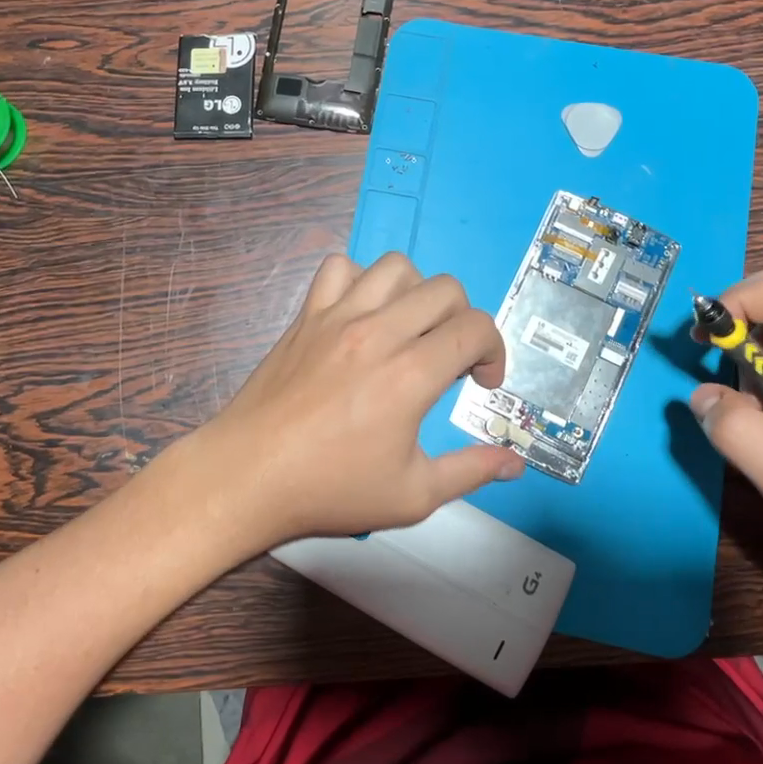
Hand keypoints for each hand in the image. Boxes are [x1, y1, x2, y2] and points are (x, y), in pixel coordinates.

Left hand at [179, 253, 524, 549]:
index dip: (493, 351)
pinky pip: (337, 268)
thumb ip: (469, 472)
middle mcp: (377, 333)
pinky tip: (361, 315)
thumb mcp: (411, 495)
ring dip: (417, 292)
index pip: (474, 329)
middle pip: (445, 289)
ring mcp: (337, 318)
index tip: (480, 382)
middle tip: (450, 359)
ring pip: (394, 268)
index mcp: (410, 375)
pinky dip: (359, 280)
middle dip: (464, 319)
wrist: (249, 475)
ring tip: (409, 329)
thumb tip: (513, 463)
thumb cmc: (329, 489)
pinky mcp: (306, 317)